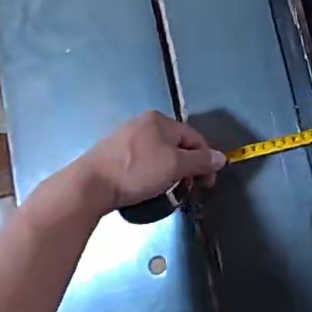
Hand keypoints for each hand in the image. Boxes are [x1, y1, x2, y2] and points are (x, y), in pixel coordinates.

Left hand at [68, 111, 227, 213]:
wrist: (90, 185)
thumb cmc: (137, 172)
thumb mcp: (175, 167)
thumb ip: (201, 161)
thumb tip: (221, 158)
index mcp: (160, 120)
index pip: (195, 138)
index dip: (205, 161)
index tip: (206, 184)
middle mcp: (143, 123)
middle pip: (177, 146)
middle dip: (187, 168)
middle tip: (187, 188)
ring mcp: (126, 136)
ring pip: (160, 154)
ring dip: (170, 173)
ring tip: (167, 190)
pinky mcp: (113, 152)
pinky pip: (142, 160)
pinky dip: (151, 173)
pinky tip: (146, 186)